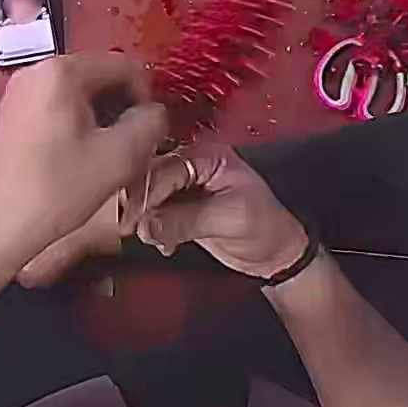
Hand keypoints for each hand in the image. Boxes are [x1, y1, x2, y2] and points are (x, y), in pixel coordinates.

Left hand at [0, 53, 166, 277]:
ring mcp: (20, 92)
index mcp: (62, 73)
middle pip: (101, 76)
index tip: (149, 126)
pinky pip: (58, 106)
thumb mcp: (119, 157)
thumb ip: (150, 124)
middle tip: (131, 142)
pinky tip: (80, 157)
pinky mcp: (12, 114)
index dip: (146, 96)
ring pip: (80, 93)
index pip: (125, 66)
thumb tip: (155, 112)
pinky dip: (77, 124)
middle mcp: (37, 72)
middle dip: (123, 106)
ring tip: (106, 153)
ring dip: (101, 117)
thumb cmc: (52, 192)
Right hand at [128, 143, 309, 278]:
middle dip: (141, 204)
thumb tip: (146, 225)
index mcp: (208, 154)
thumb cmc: (264, 227)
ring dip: (146, 218)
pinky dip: (153, 228)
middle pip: (151, 177)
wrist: (276, 253)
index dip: (147, 192)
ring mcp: (184, 185)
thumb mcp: (228, 218)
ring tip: (154, 238)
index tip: (131, 216)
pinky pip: (154, 212)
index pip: (167, 167)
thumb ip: (184, 220)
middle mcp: (193, 163)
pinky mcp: (179, 206)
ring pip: (149, 195)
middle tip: (131, 228)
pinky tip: (163, 243)